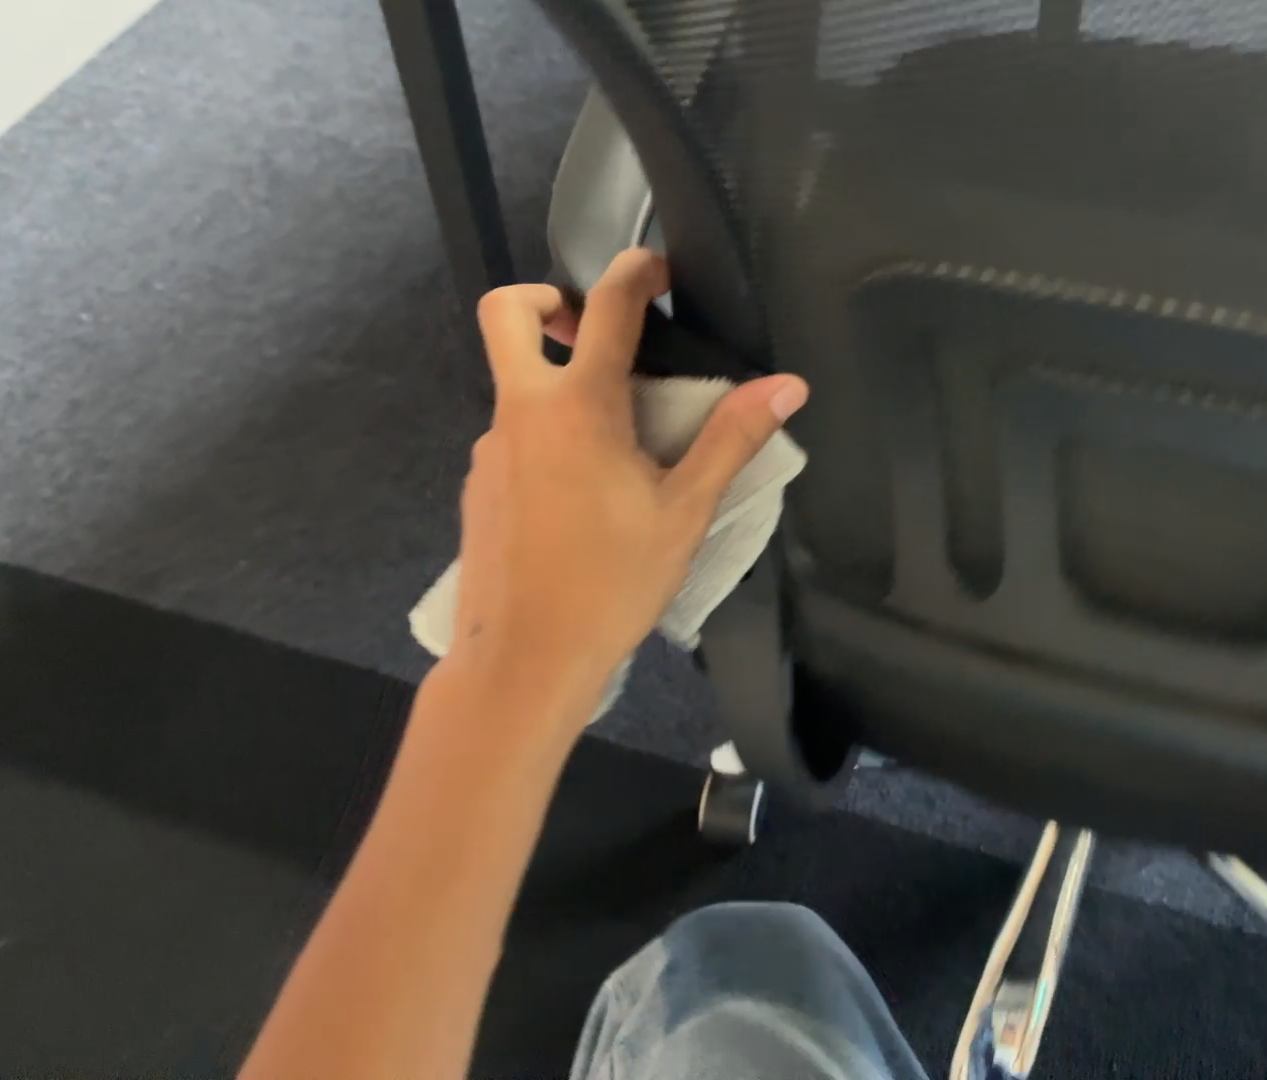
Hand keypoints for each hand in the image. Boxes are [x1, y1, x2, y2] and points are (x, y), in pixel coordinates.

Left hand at [443, 249, 806, 726]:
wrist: (524, 657)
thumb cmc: (613, 582)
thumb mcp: (685, 511)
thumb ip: (732, 440)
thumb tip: (787, 386)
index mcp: (580, 407)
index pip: (605, 308)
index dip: (634, 271)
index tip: (655, 265)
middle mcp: (523, 412)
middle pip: (505, 311)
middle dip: (547, 298)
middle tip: (594, 333)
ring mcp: (490, 448)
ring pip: (512, 382)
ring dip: (555, 381)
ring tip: (614, 443)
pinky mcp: (479, 485)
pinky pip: (511, 435)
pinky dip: (546, 436)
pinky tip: (579, 495)